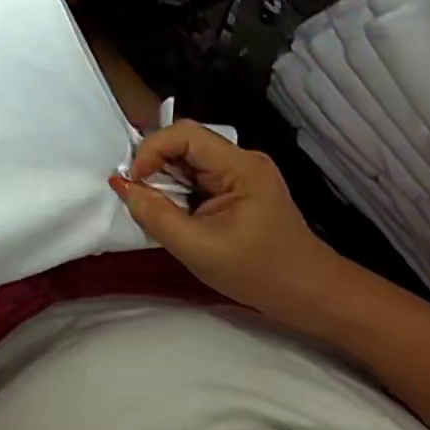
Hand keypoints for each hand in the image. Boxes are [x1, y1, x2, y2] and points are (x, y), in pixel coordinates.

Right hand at [110, 121, 354, 325]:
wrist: (309, 295)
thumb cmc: (257, 273)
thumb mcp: (197, 249)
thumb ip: (154, 215)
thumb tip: (121, 184)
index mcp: (240, 166)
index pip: (184, 134)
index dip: (151, 150)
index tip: (134, 183)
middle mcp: (241, 160)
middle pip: (185, 142)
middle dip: (155, 165)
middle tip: (139, 196)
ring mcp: (240, 173)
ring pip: (188, 160)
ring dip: (164, 179)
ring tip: (155, 208)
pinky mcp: (237, 188)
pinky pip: (196, 176)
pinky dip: (177, 191)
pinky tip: (174, 214)